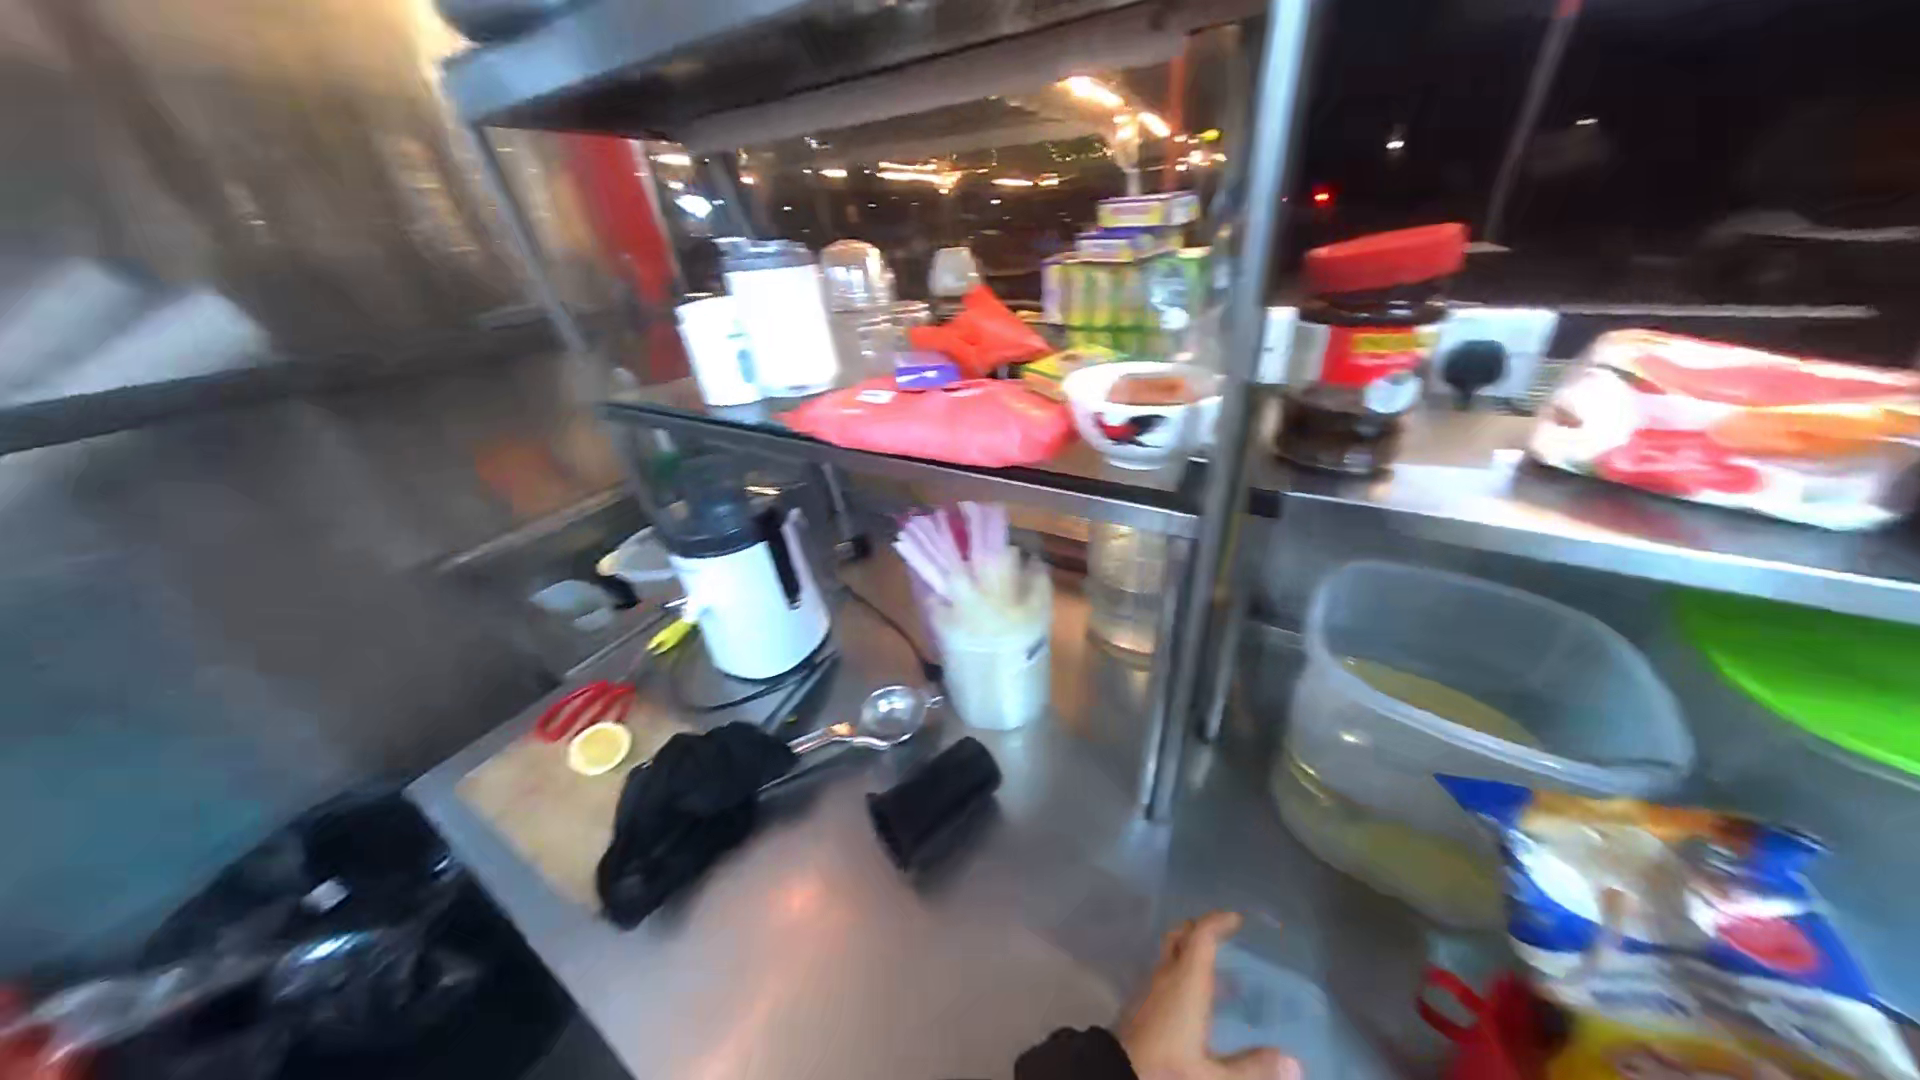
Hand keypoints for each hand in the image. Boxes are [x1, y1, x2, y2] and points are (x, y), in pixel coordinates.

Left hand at [1118, 912, 1299, 1079]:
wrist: (1113, 1077)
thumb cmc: (1165, 1073)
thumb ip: (1252, 1069)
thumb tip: (1294, 1062)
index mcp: (1185, 983)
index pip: (1200, 936)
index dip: (1217, 922)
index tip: (1237, 919)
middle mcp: (1165, 976)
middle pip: (1180, 936)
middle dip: (1202, 929)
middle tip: (1227, 934)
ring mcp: (1150, 989)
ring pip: (1170, 954)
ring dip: (1192, 951)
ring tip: (1221, 970)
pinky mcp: (1141, 1004)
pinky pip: (1165, 974)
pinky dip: (1183, 971)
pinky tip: (1198, 1001)